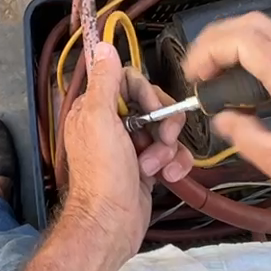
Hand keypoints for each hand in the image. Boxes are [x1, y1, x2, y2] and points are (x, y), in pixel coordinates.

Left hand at [61, 40, 194, 250]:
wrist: (112, 224)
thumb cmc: (102, 175)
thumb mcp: (100, 120)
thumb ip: (105, 82)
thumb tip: (103, 47)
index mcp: (96, 108)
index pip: (129, 80)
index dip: (146, 93)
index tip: (151, 109)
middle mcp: (112, 123)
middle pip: (152, 103)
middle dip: (163, 122)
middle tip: (161, 139)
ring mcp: (130, 144)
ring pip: (165, 128)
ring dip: (168, 147)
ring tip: (155, 165)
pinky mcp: (147, 164)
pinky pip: (172, 151)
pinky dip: (174, 162)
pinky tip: (167, 175)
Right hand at [182, 12, 270, 241]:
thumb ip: (245, 136)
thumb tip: (221, 118)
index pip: (242, 40)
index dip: (208, 50)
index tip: (192, 74)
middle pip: (254, 24)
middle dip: (218, 38)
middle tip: (199, 68)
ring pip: (270, 33)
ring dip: (237, 45)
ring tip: (217, 76)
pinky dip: (256, 57)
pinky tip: (248, 89)